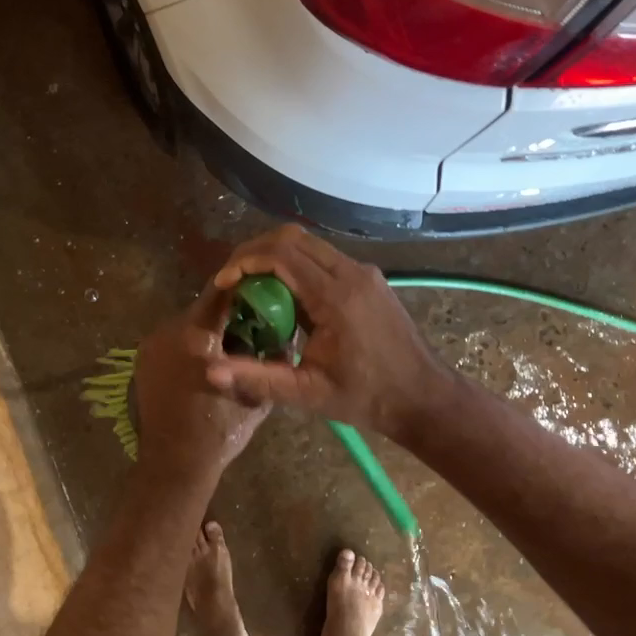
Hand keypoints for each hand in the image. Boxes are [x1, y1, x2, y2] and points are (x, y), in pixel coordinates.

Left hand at [133, 280, 270, 483]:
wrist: (174, 462)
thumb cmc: (219, 431)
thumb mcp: (256, 396)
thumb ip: (272, 360)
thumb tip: (287, 334)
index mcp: (195, 335)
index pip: (221, 291)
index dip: (243, 284)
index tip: (262, 285)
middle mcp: (168, 331)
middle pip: (204, 308)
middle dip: (229, 314)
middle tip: (254, 325)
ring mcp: (151, 344)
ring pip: (188, 323)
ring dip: (209, 330)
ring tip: (233, 348)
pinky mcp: (144, 358)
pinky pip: (173, 340)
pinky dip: (191, 344)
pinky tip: (208, 362)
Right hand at [205, 225, 460, 442]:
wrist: (424, 398)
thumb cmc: (366, 398)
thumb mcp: (307, 393)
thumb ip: (257, 378)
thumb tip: (210, 371)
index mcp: (336, 298)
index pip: (281, 254)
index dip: (244, 261)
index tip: (223, 283)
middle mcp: (351, 274)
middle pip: (292, 237)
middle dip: (253, 251)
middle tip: (231, 278)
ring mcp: (363, 273)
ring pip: (308, 243)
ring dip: (273, 256)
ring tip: (250, 286)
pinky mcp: (368, 278)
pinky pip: (322, 257)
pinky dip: (294, 265)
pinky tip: (282, 296)